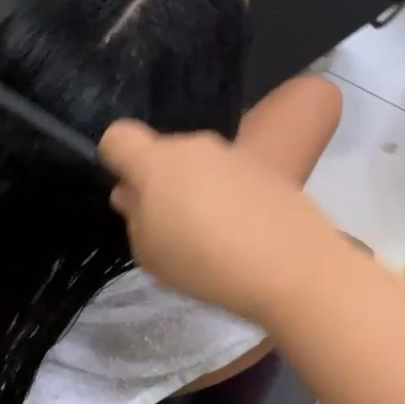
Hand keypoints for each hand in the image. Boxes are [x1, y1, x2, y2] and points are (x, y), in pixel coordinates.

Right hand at [101, 121, 352, 323]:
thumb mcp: (147, 251)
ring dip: (192, 190)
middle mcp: (194, 146)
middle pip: (161, 153)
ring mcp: (233, 155)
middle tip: (166, 224)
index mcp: (156, 162)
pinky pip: (228, 178)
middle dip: (158, 181)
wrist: (291, 266)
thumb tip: (135, 194)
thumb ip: (135, 215)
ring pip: (196, 166)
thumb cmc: (201, 260)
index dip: (114, 159)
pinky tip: (235, 234)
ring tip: (206, 234)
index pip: (117, 137)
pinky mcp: (265, 171)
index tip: (127, 190)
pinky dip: (224, 199)